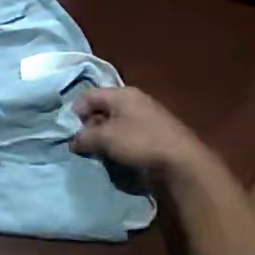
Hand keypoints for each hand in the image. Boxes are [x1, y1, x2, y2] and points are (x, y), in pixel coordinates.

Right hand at [70, 87, 209, 173]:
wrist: (181, 160)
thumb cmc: (139, 142)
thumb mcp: (104, 138)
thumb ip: (84, 137)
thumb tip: (74, 141)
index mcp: (121, 93)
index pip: (88, 96)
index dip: (76, 113)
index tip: (73, 133)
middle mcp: (134, 99)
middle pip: (102, 108)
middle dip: (90, 126)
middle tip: (86, 145)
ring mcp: (146, 114)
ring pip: (115, 121)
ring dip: (105, 136)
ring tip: (101, 152)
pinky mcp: (155, 130)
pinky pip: (128, 131)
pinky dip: (119, 142)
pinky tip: (119, 155)